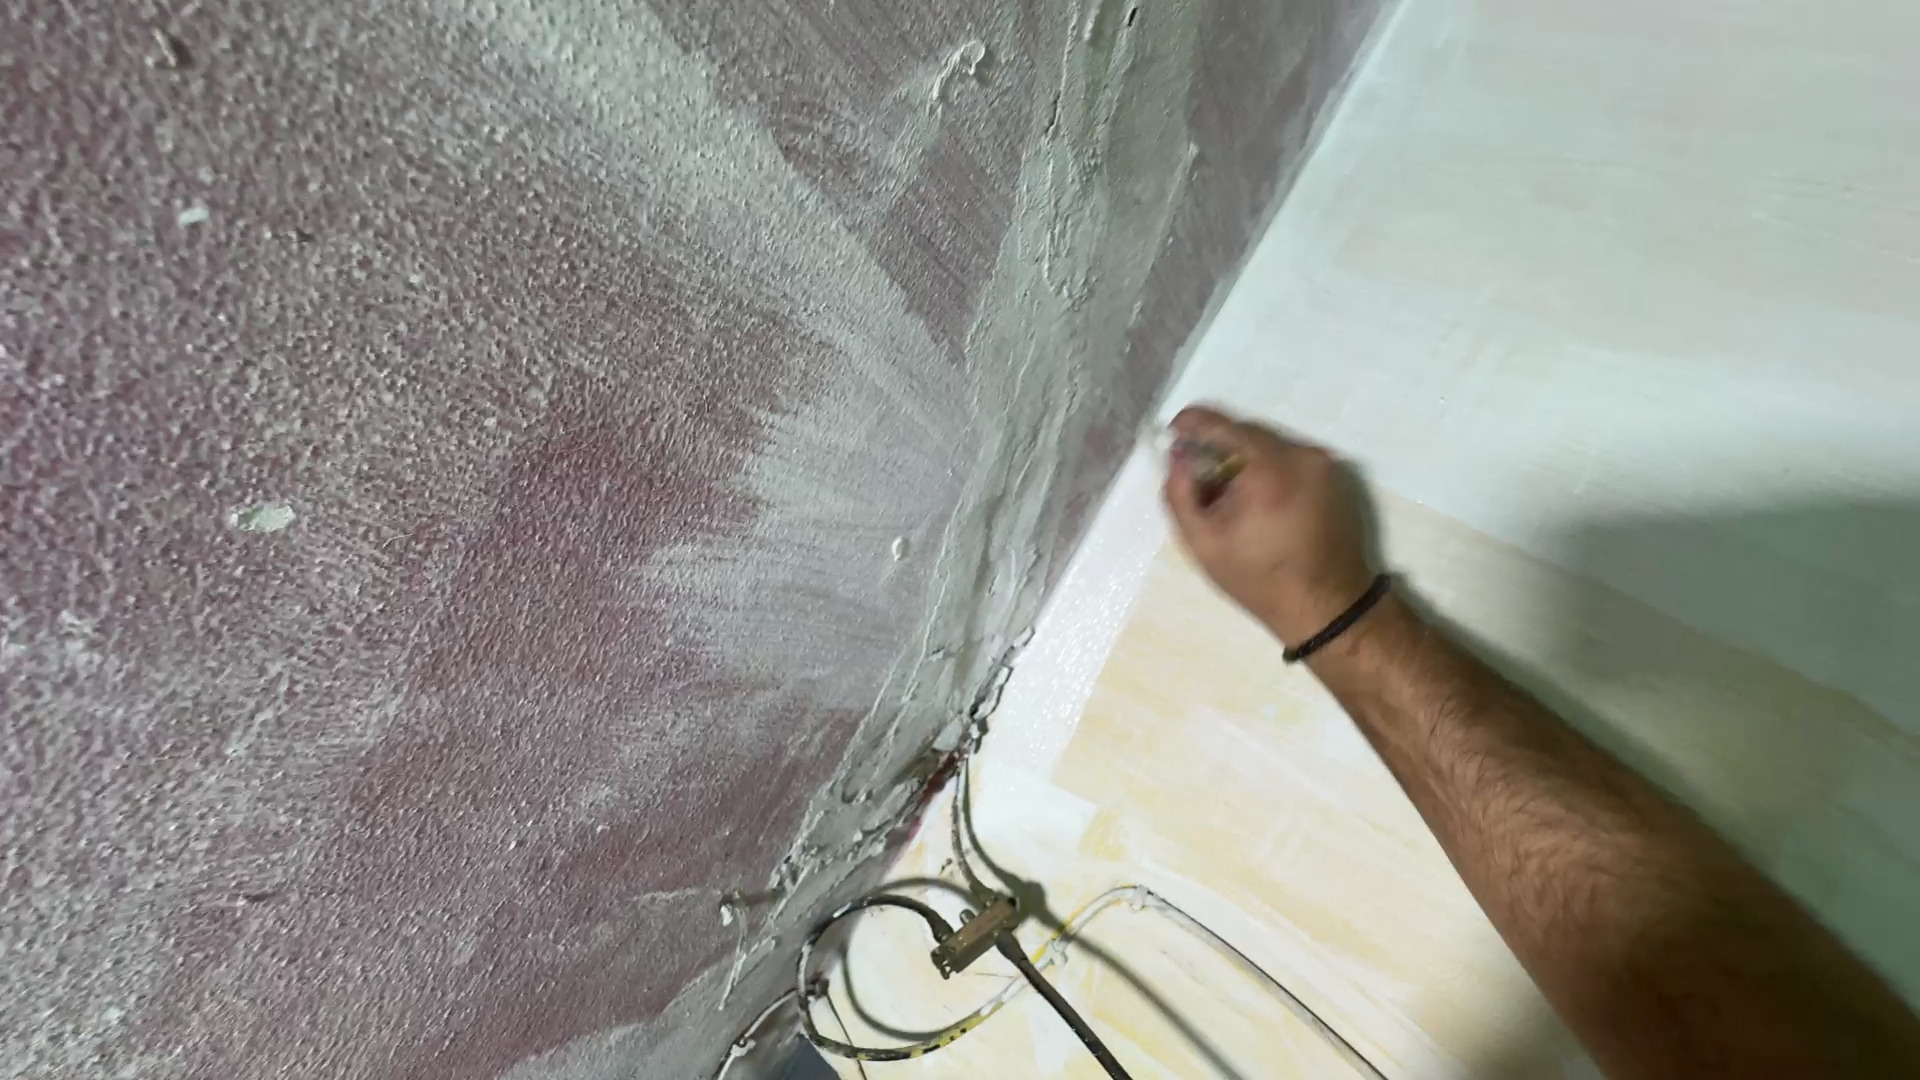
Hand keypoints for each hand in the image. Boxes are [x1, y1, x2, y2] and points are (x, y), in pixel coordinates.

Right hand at [1162, 405, 1376, 646]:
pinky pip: (1292, 458)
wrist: (1327, 606)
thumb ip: (1179, 491)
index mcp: (1268, 467)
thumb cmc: (1258, 578)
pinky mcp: (1339, 474)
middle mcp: (1302, 454)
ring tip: (1231, 497)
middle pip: (1247, 432)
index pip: (1221, 423)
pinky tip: (1262, 504)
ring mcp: (1325, 462)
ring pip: (1270, 444)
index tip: (1172, 433)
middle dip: (1218, 447)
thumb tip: (1177, 454)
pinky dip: (1270, 469)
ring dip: (1245, 460)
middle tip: (1200, 479)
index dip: (1191, 423)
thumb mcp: (1201, 541)